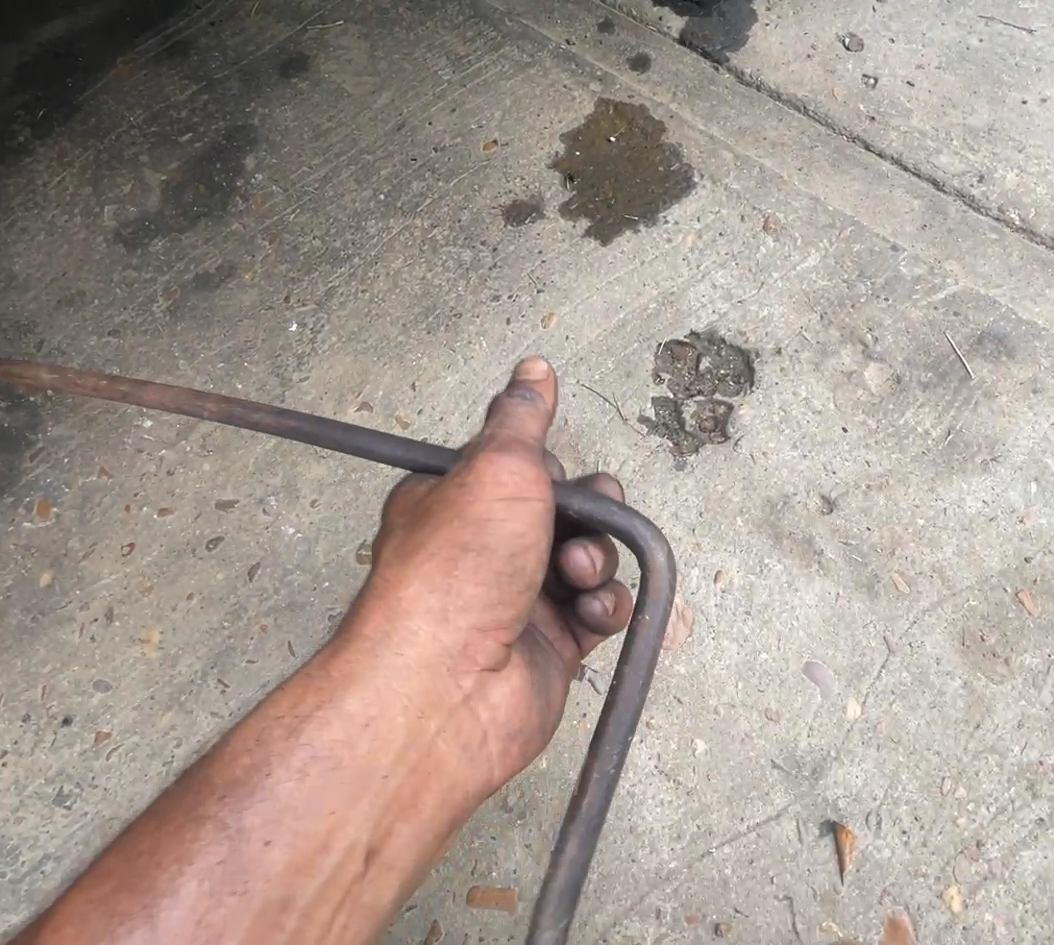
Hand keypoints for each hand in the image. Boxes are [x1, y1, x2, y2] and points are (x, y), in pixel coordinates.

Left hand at [336, 356, 633, 800]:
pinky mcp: (551, 645)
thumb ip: (523, 418)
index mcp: (460, 500)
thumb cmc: (457, 570)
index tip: (552, 480)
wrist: (450, 684)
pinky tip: (589, 613)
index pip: (525, 468)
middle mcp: (487, 548)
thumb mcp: (495, 467)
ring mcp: (520, 598)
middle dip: (589, 513)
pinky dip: (604, 607)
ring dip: (597, 560)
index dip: (551, 472)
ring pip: (590, 559)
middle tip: (580, 521)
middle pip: (568, 511)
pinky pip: (598, 612)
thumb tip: (533, 369)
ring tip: (577, 575)